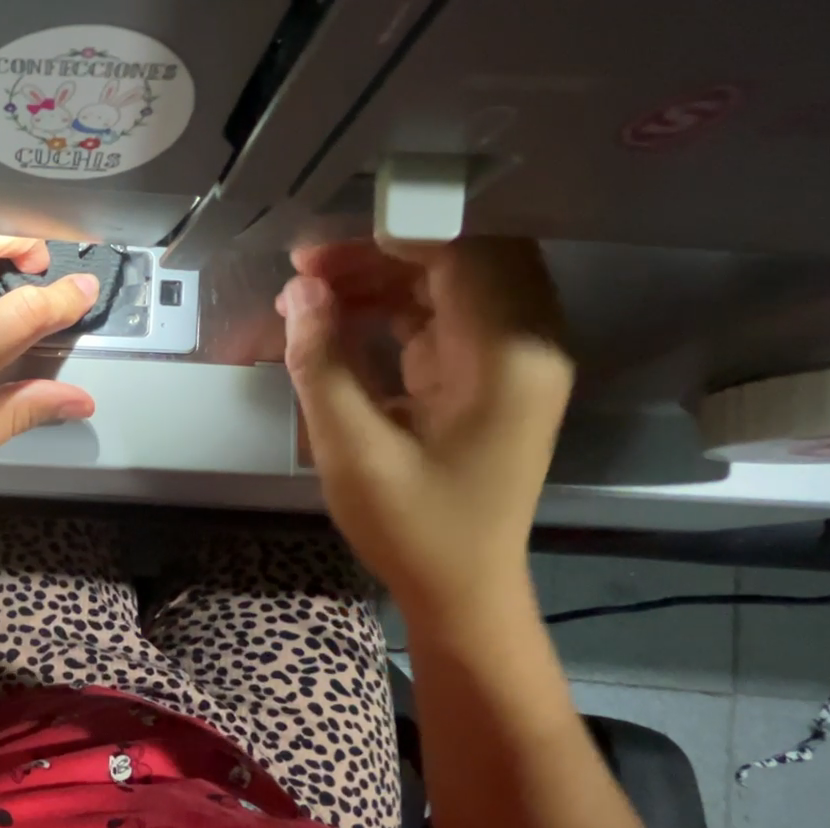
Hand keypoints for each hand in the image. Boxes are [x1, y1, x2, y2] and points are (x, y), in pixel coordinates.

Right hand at [277, 238, 573, 618]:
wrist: (461, 587)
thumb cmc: (411, 526)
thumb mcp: (351, 449)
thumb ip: (323, 364)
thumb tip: (301, 293)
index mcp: (510, 356)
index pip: (465, 255)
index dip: (392, 238)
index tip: (317, 251)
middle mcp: (527, 344)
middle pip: (465, 258)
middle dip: (381, 253)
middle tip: (305, 270)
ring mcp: (512, 360)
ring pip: (453, 284)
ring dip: (383, 280)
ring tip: (309, 293)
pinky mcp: (489, 379)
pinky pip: (445, 319)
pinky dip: (392, 311)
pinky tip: (340, 321)